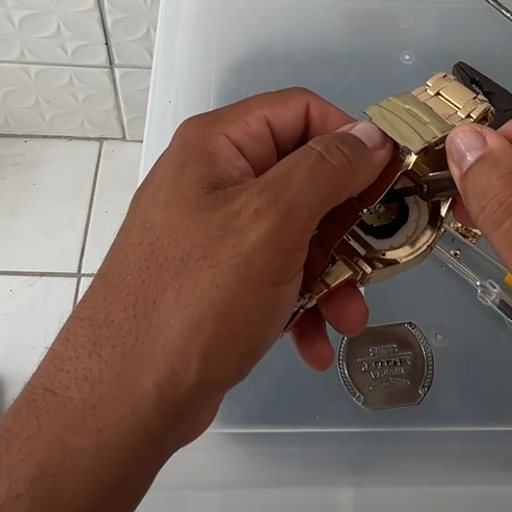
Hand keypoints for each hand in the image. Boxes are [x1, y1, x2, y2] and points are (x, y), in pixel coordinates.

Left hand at [0, 89, 396, 511]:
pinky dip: (301, 302)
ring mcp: (211, 230)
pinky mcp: (214, 279)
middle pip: (303, 174)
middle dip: (346, 222)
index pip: (301, 111)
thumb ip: (327, 169)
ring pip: (296, 230)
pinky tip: (315, 343)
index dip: (350, 138)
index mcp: (218, 144)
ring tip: (348, 317)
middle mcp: (213, 177)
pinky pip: (274, 273)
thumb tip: (372, 135)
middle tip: (378, 257)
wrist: (121, 401)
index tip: (389, 181)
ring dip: (331, 272)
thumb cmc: (199, 297)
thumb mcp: (273, 221)